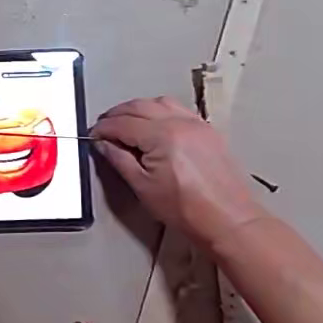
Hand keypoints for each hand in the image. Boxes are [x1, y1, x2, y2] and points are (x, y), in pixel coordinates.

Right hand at [90, 97, 271, 250]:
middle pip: (138, 106)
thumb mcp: (143, 187)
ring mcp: (196, 124)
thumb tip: (104, 144)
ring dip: (138, 108)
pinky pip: (178, 109)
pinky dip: (159, 110)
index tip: (93, 136)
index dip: (103, 128)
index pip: (122, 123)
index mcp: (161, 135)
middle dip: (116, 114)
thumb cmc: (186, 209)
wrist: (229, 220)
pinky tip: (153, 123)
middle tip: (104, 127)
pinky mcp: (207, 130)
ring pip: (159, 102)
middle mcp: (179, 122)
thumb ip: (120, 160)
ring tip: (126, 122)